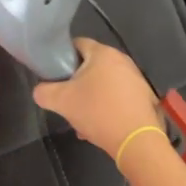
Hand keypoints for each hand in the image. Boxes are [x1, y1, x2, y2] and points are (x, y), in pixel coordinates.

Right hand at [32, 38, 163, 167]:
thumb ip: (44, 92)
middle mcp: (122, 60)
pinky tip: (102, 127)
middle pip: (91, 66)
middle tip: (69, 100)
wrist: (137, 141)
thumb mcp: (61, 102)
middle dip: (78, 83)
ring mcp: (136, 79)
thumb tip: (40, 91)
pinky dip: (108, 107)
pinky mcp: (145, 97)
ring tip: (84, 121)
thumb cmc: (98, 112)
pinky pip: (119, 97)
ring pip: (105, 84)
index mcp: (103, 53)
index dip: (63, 57)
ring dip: (92, 98)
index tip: (56, 75)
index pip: (77, 44)